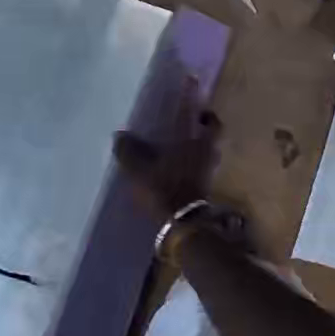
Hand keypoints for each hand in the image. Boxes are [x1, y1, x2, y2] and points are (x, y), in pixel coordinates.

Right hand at [113, 108, 217, 226]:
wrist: (182, 222)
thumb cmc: (165, 186)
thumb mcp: (140, 168)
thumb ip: (129, 150)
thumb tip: (120, 135)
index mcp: (201, 143)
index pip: (214, 125)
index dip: (208, 117)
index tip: (197, 113)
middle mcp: (209, 156)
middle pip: (210, 141)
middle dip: (198, 135)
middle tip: (182, 131)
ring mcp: (209, 174)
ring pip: (205, 157)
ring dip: (194, 153)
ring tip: (174, 151)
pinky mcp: (204, 190)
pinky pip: (199, 172)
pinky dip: (190, 169)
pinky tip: (172, 170)